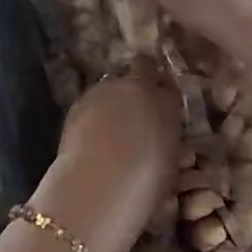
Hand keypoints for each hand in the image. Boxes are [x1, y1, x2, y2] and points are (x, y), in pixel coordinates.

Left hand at [36, 68, 180, 251]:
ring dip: (116, 94)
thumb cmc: (145, 185)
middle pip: (143, 67)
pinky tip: (91, 131)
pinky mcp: (81, 99)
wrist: (99, 184)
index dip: (164, 95)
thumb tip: (157, 136)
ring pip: (114, 81)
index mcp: (168, 104)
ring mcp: (107, 89)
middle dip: (142, 76)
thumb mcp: (168, 164)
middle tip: (139, 99)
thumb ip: (164, 139)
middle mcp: (139, 87)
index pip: (170, 88)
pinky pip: (93, 97)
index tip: (161, 106)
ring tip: (111, 122)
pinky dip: (95, 108)